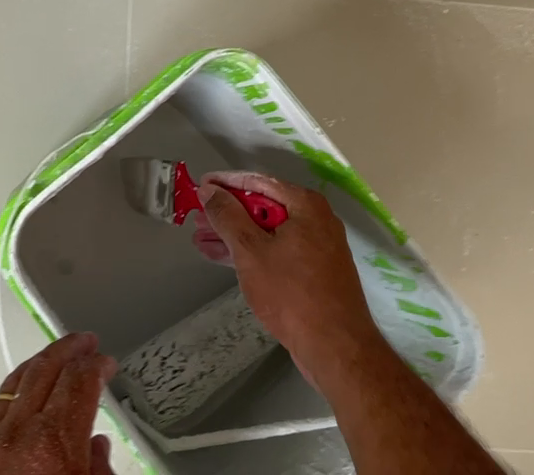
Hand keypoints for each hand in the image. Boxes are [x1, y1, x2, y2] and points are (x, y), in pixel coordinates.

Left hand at [0, 332, 117, 474]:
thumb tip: (98, 451)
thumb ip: (100, 472)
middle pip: (46, 369)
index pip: (79, 382)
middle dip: (69, 349)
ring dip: (41, 360)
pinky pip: (1, 401)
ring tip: (58, 354)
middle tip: (86, 342)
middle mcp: (21, 432)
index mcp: (55, 441)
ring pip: (18, 379)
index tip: (107, 361)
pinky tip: (25, 386)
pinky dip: (19, 383)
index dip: (97, 365)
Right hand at [195, 171, 379, 384]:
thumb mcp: (250, 250)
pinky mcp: (314, 272)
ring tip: (201, 239)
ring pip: (267, 231)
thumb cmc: (291, 293)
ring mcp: (317, 247)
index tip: (199, 186)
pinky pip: (276, 251)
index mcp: (305, 205)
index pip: (257, 182)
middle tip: (197, 217)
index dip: (225, 184)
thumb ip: (227, 215)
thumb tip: (210, 190)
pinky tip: (223, 258)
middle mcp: (315, 220)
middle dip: (227, 213)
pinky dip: (251, 252)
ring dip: (234, 234)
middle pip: (263, 206)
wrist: (336, 350)